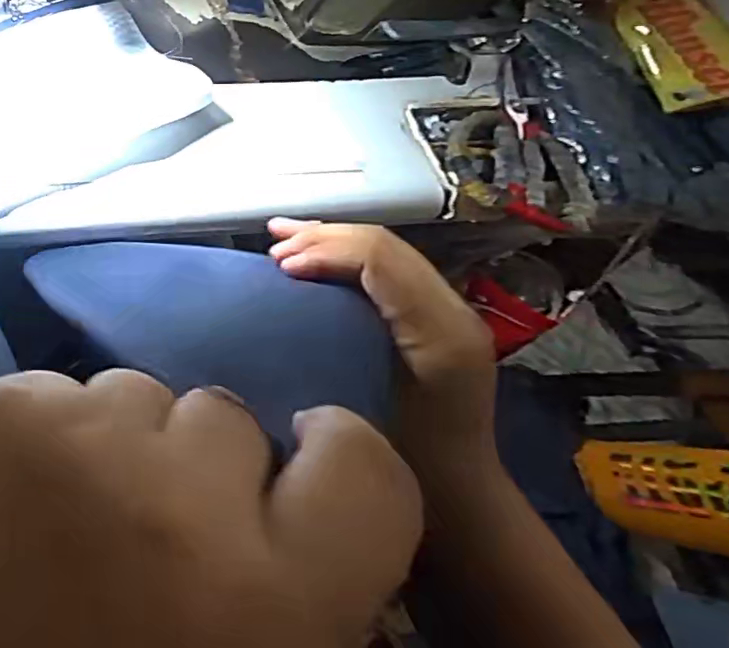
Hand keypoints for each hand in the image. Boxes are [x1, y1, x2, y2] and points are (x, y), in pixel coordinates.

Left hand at [0, 370, 420, 647]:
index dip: (336, 455)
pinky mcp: (4, 404)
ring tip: (72, 504)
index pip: (366, 471)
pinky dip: (53, 425)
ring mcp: (81, 438)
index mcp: (264, 601)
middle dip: (198, 460)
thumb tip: (308, 522)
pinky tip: (15, 486)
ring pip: (140, 390)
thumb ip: (288, 594)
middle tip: (150, 520)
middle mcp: (179, 503)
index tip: (301, 457)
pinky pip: (64, 386)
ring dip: (121, 438)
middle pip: (226, 414)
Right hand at [267, 219, 497, 474]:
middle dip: (321, 238)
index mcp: (441, 332)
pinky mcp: (432, 308)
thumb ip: (335, 348)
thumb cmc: (402, 459)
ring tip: (280, 238)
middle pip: (381, 243)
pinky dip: (343, 250)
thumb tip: (286, 294)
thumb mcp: (360, 406)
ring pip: (382, 246)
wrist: (453, 490)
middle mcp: (452, 308)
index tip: (281, 267)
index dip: (325, 251)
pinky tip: (308, 244)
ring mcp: (446, 305)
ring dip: (328, 238)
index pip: (380, 260)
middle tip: (274, 253)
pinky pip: (385, 263)